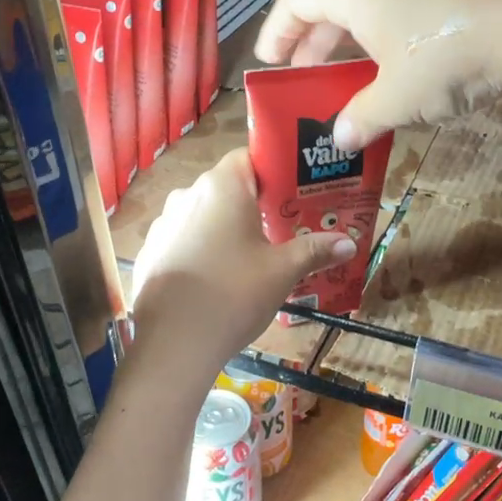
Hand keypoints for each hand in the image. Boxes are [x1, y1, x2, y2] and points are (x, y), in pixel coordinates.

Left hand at [131, 148, 355, 372]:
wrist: (173, 343)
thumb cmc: (234, 295)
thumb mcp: (282, 272)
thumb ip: (315, 250)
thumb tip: (349, 243)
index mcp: (222, 186)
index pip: (250, 157)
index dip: (275, 172)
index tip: (296, 196)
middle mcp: (187, 194)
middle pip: (228, 188)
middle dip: (255, 205)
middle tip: (283, 230)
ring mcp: (164, 223)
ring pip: (205, 216)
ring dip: (227, 229)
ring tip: (252, 259)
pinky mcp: (151, 252)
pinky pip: (185, 240)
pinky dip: (203, 251)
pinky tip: (218, 279)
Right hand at [253, 0, 501, 150]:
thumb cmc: (444, 59)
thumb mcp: (395, 100)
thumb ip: (360, 118)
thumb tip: (340, 139)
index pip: (296, 0)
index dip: (277, 31)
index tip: (269, 63)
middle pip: (331, 3)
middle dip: (313, 43)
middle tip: (305, 78)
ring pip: (369, 9)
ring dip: (351, 44)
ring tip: (348, 80)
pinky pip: (400, 13)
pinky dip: (384, 41)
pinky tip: (397, 72)